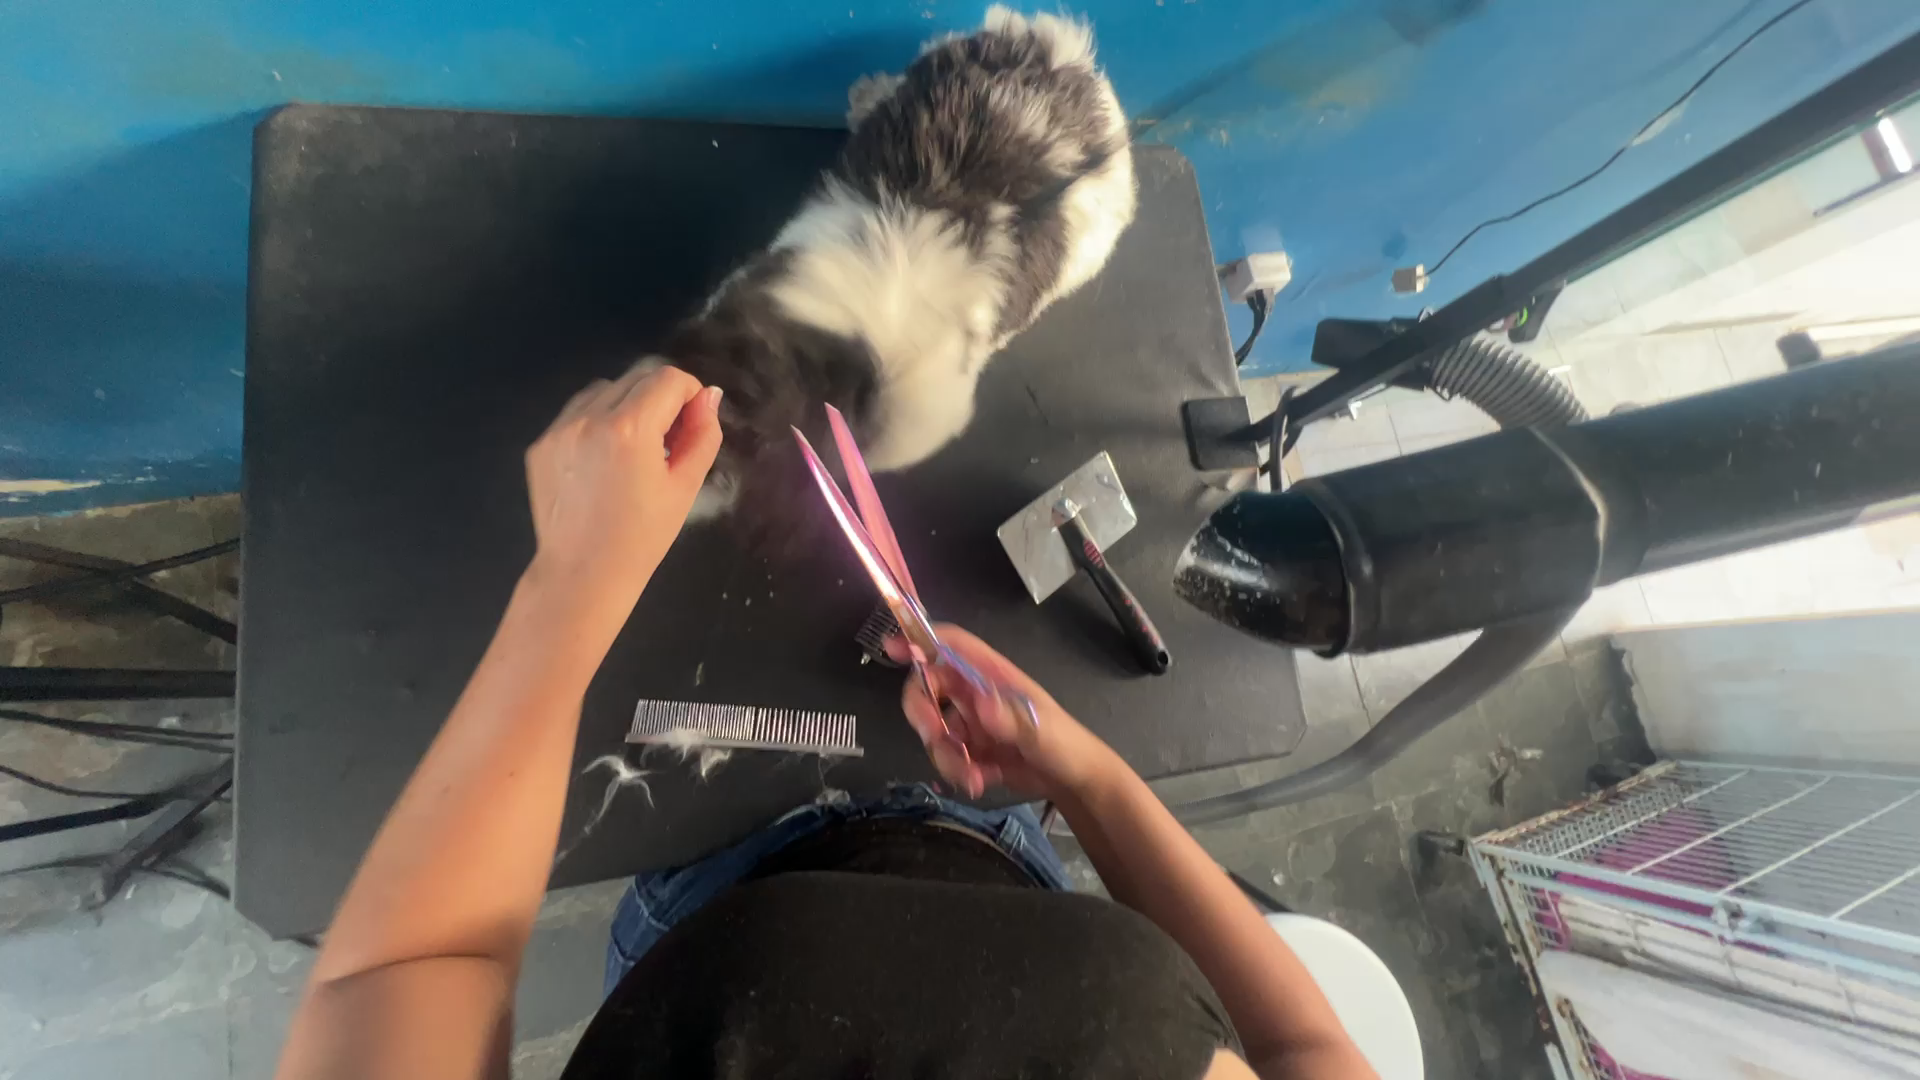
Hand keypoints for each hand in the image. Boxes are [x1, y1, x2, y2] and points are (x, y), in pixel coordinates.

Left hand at [524, 363, 722, 608]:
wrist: (583, 573)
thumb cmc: (644, 536)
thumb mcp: (686, 486)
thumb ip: (703, 435)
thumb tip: (709, 397)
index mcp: (629, 429)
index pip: (668, 379)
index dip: (690, 394)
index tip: (694, 422)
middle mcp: (589, 418)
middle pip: (637, 378)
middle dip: (662, 399)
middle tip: (669, 441)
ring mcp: (559, 429)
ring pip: (606, 390)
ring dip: (629, 406)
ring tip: (636, 449)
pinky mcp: (541, 443)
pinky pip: (578, 412)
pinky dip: (600, 421)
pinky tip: (606, 460)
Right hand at [900, 625, 1122, 801]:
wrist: (1074, 783)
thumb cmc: (1065, 745)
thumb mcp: (1042, 731)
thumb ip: (1011, 718)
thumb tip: (980, 705)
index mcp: (992, 676)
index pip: (952, 647)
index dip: (921, 641)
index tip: (893, 648)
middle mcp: (975, 693)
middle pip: (928, 687)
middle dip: (923, 713)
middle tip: (933, 736)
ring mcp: (970, 722)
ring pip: (934, 729)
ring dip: (944, 755)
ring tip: (972, 778)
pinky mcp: (969, 750)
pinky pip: (945, 756)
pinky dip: (955, 771)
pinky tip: (979, 783)